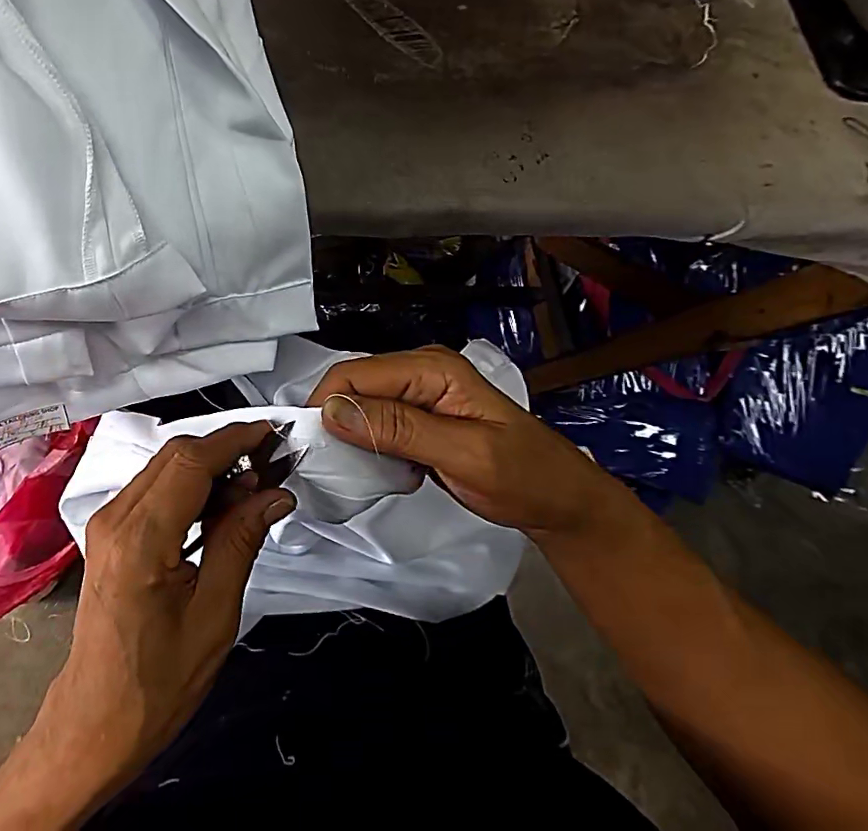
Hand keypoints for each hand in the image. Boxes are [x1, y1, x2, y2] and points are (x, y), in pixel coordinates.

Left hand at [0, 421, 294, 829]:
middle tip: (270, 467)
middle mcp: (115, 520)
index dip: (235, 440)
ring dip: (211, 467)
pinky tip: (221, 508)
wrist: (94, 723)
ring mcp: (107, 525)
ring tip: (252, 490)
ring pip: (165, 466)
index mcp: (141, 538)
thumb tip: (275, 494)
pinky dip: (192, 485)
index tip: (272, 435)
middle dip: (226, 449)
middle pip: (176, 454)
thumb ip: (241, 541)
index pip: (191, 461)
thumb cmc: (158, 680)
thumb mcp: (214, 613)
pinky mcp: (110, 535)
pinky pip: (156, 488)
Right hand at [307, 345, 625, 540]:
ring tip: (353, 472)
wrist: (556, 498)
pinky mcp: (419, 422)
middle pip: (353, 387)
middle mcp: (423, 374)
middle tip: (329, 466)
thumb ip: (401, 428)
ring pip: (360, 408)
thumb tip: (337, 410)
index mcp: (434, 369)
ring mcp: (420, 398)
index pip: (356, 373)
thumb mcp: (465, 453)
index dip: (326, 406)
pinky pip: (376, 426)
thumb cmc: (527, 473)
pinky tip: (376, 471)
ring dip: (349, 438)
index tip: (311, 447)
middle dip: (333, 423)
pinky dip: (366, 448)